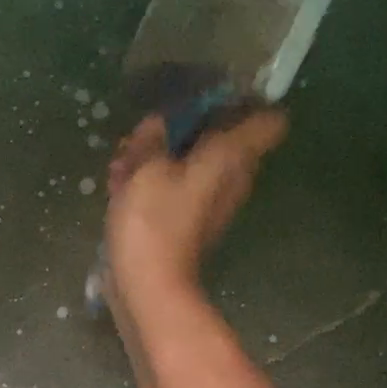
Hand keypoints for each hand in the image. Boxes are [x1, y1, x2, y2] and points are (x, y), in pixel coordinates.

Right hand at [104, 111, 285, 303]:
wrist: (149, 285)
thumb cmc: (153, 222)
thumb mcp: (145, 170)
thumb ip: (152, 139)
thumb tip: (160, 121)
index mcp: (232, 156)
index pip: (268, 119)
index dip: (242, 104)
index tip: (206, 101)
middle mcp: (233, 175)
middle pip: (221, 137)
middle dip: (182, 131)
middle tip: (144, 135)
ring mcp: (212, 201)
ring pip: (192, 162)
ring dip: (158, 158)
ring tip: (121, 166)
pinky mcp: (188, 221)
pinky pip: (178, 187)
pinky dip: (154, 183)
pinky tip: (118, 189)